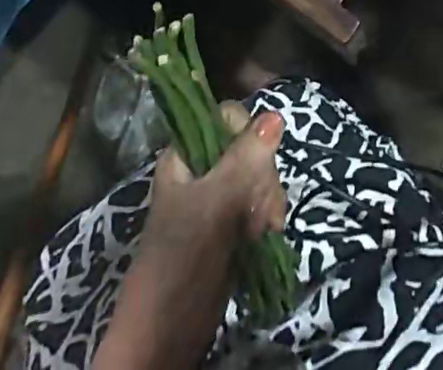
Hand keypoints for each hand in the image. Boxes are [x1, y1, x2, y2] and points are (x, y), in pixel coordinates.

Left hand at [140, 104, 285, 264]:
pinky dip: (268, 219)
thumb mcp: (216, 202)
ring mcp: (218, 196)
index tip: (255, 167)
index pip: (228, 118)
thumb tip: (275, 114)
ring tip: (261, 230)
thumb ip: (246, 158)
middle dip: (263, 179)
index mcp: (186, 152)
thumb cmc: (184, 256)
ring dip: (268, 202)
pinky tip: (266, 236)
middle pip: (250, 148)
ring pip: (259, 178)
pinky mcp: (231, 223)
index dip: (247, 137)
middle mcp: (202, 167)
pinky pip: (260, 204)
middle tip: (257, 211)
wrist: (167, 327)